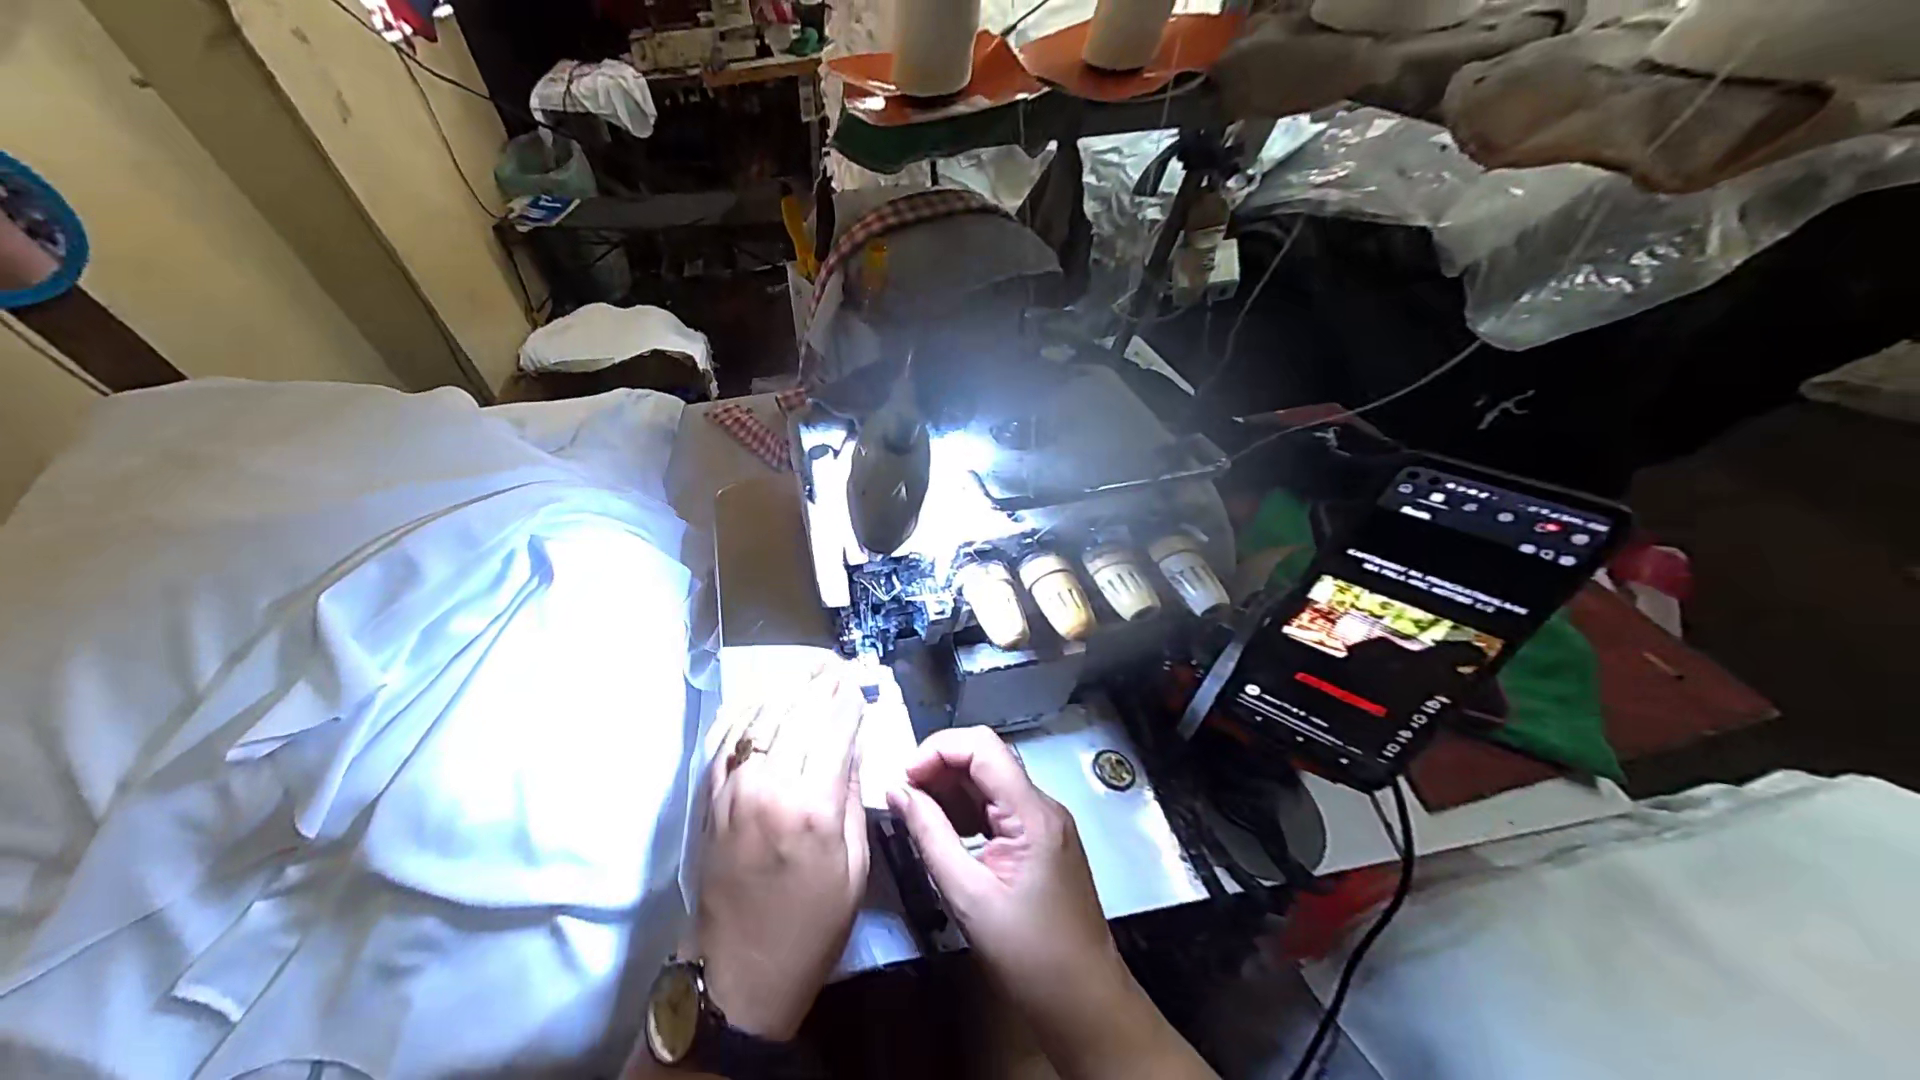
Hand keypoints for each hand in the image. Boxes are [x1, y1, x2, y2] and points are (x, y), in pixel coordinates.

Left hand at [694, 666, 868, 1041]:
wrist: (737, 971)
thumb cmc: (811, 926)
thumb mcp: (853, 867)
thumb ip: (854, 798)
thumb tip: (853, 748)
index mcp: (814, 807)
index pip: (836, 731)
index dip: (849, 702)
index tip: (859, 681)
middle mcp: (770, 787)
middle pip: (799, 715)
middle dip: (821, 685)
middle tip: (835, 664)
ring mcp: (733, 789)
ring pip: (761, 719)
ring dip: (785, 689)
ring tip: (806, 670)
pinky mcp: (710, 799)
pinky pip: (725, 741)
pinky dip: (743, 713)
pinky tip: (759, 697)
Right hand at [887, 727, 1215, 1079]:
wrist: (1084, 1001)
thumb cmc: (1029, 955)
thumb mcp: (967, 895)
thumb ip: (930, 835)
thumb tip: (898, 791)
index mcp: (1032, 813)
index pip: (982, 746)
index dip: (938, 750)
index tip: (905, 778)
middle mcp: (1042, 806)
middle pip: (986, 758)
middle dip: (940, 767)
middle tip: (904, 797)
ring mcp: (1044, 822)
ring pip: (990, 781)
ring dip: (950, 788)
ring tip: (917, 815)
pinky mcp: (1039, 840)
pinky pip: (998, 807)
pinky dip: (966, 810)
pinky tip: (943, 832)